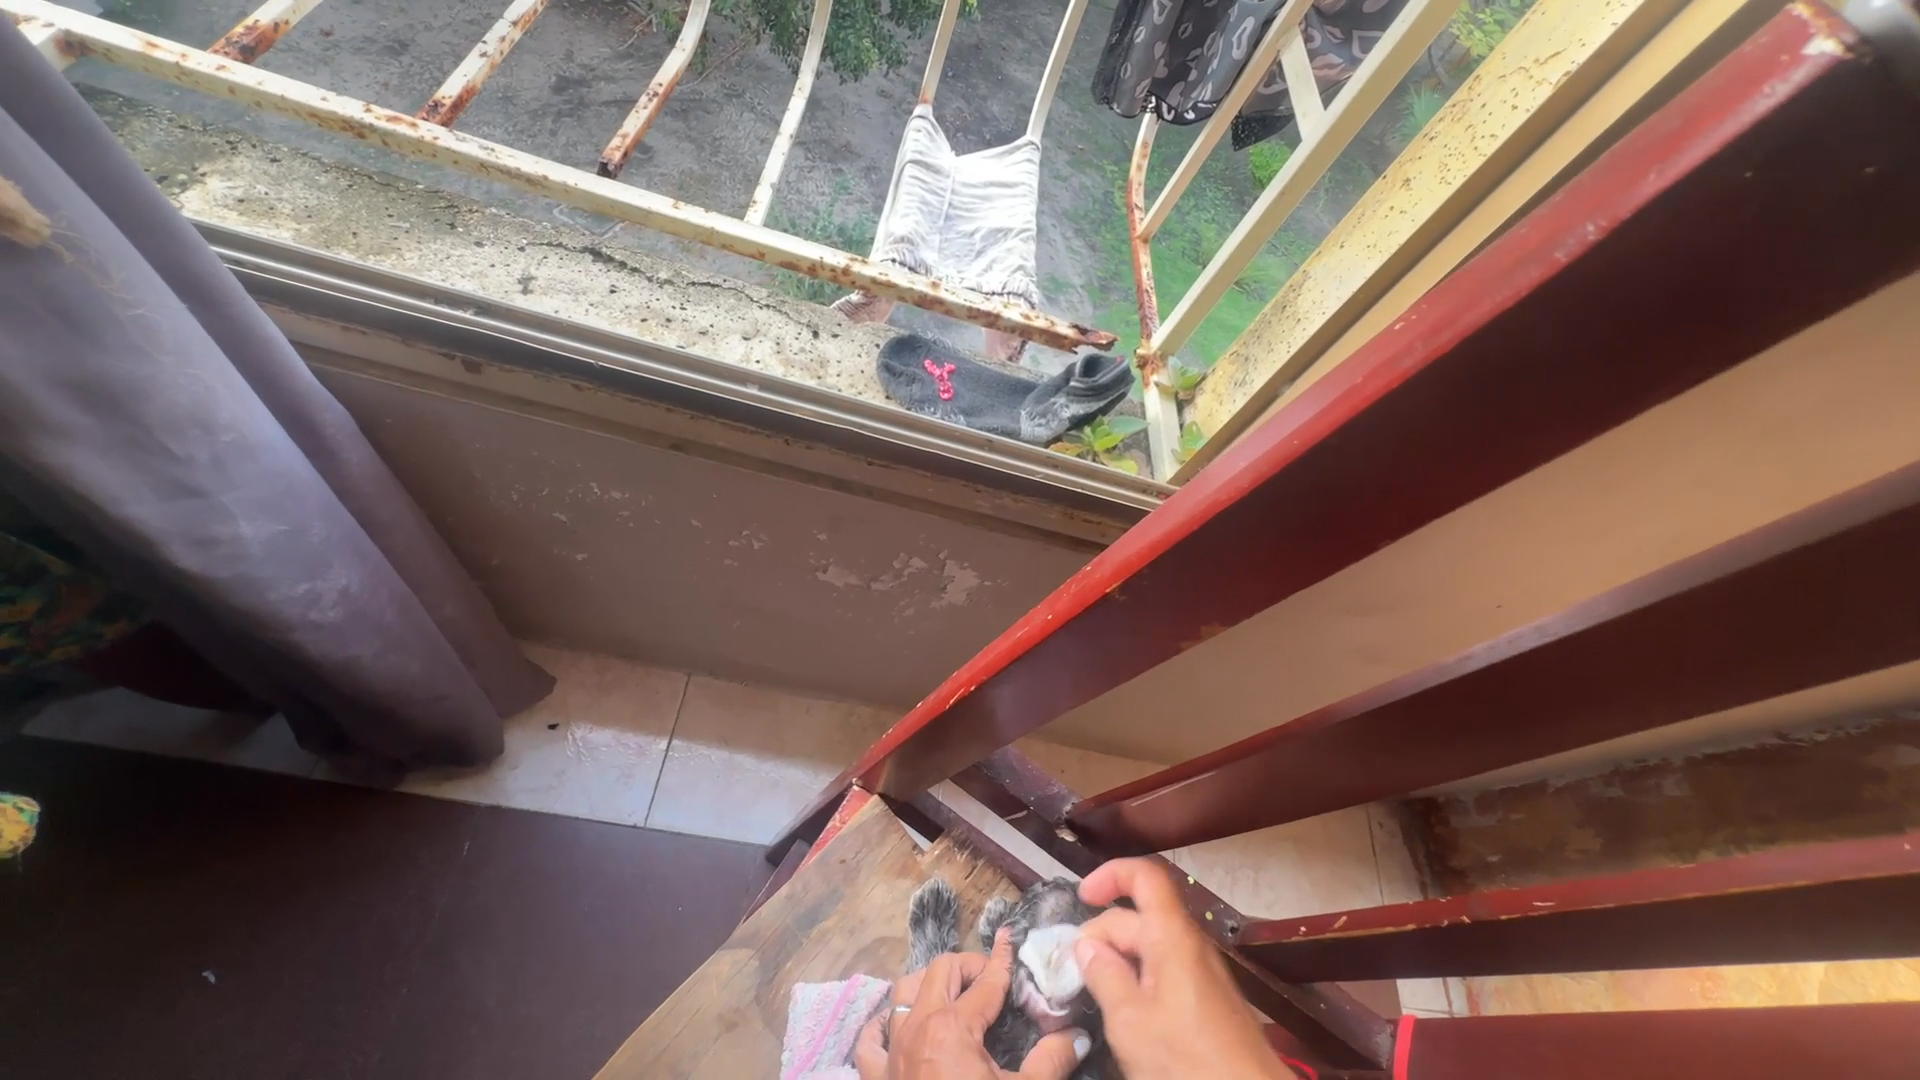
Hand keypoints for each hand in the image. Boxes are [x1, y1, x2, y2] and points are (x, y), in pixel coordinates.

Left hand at [854, 928, 1089, 1079]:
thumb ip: (1052, 1060)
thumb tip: (1077, 1035)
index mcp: (954, 1027)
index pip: (986, 982)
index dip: (1002, 960)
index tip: (1009, 939)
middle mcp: (918, 1027)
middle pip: (939, 970)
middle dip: (966, 966)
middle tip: (989, 980)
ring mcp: (893, 1051)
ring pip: (902, 992)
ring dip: (926, 986)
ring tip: (951, 996)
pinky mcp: (877, 1077)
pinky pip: (869, 1041)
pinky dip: (882, 1026)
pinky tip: (895, 1027)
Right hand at [1074, 859, 1299, 1079]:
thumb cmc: (1188, 1064)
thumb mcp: (1130, 1022)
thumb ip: (1104, 976)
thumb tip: (1086, 945)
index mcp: (1172, 936)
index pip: (1145, 877)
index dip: (1111, 875)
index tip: (1081, 898)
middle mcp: (1190, 945)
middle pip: (1140, 917)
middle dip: (1102, 934)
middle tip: (1073, 973)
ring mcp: (1202, 974)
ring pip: (1151, 948)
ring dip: (1118, 961)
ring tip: (1092, 994)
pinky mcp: (1208, 1003)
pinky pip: (1165, 972)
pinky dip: (1138, 981)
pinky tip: (1124, 1013)